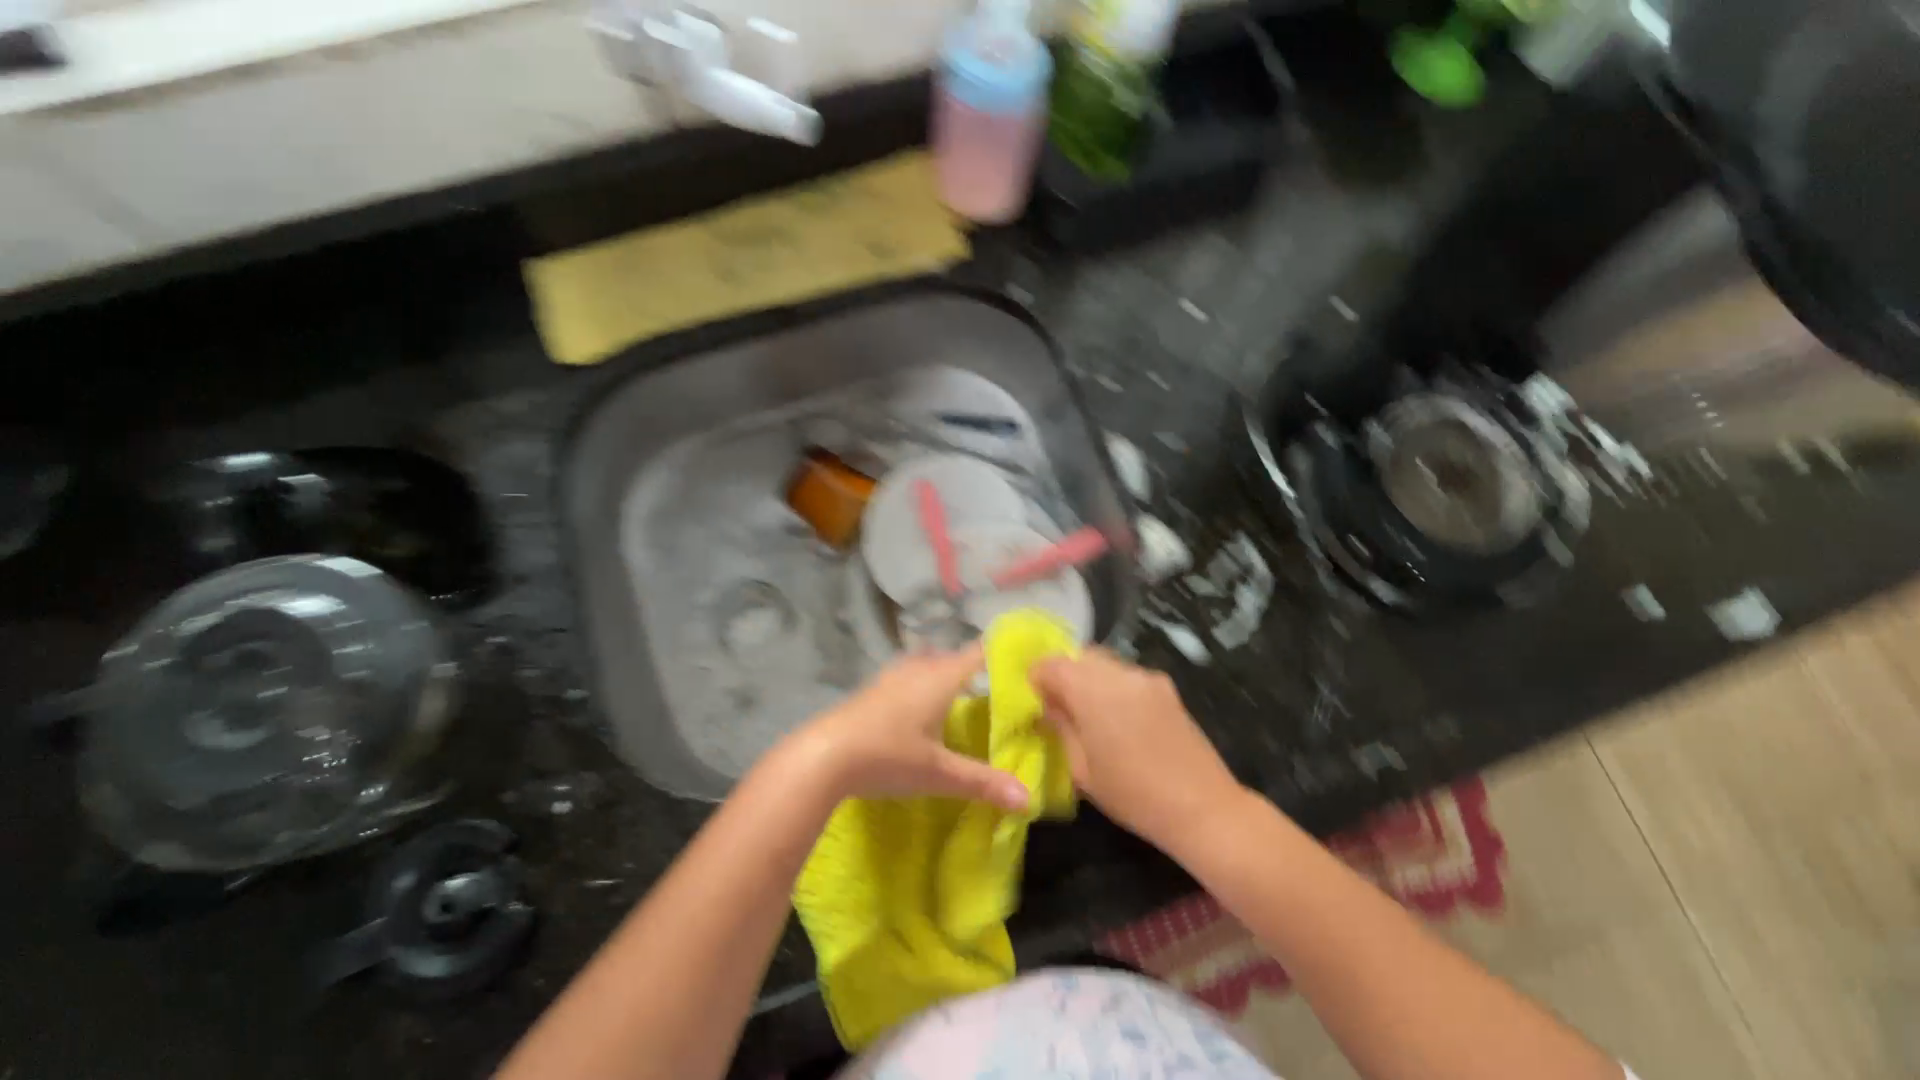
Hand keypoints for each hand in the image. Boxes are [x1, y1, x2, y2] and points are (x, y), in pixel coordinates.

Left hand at [794, 647, 1029, 810]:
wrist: (821, 757)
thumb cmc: (887, 756)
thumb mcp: (938, 773)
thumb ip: (983, 782)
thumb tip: (1028, 798)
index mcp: (940, 677)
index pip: (980, 652)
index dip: (1005, 652)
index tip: (1029, 661)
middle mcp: (917, 668)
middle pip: (955, 658)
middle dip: (978, 669)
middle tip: (1004, 688)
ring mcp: (890, 677)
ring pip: (929, 667)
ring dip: (947, 677)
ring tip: (967, 698)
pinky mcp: (872, 691)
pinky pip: (909, 678)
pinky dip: (925, 688)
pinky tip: (924, 712)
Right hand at [1031, 650, 1246, 850]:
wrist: (1202, 806)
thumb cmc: (1132, 795)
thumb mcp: (1081, 769)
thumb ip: (1061, 727)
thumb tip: (1049, 705)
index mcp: (1093, 691)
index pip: (1052, 663)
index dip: (1038, 678)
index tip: (1036, 702)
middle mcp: (1121, 674)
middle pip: (1081, 656)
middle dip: (1064, 675)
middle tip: (1059, 708)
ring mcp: (1148, 679)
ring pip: (1106, 664)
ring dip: (1090, 680)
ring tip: (1090, 716)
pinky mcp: (1168, 690)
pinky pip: (1128, 676)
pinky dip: (1114, 688)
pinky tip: (1118, 721)